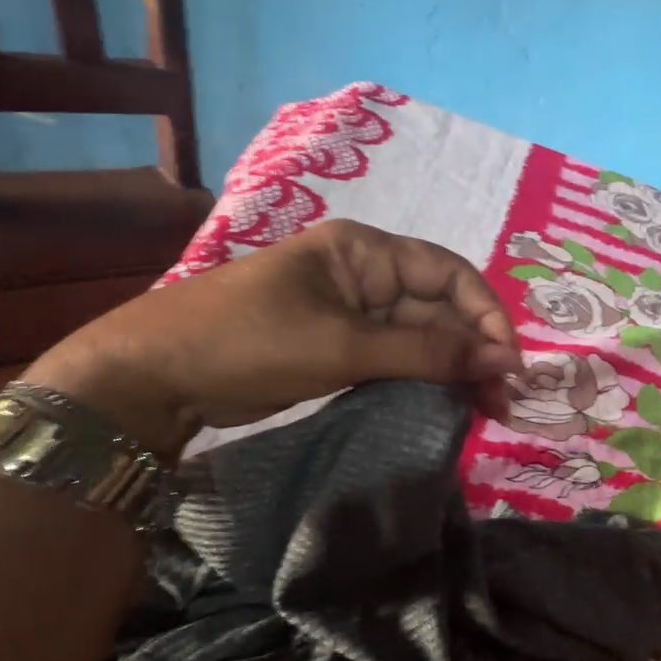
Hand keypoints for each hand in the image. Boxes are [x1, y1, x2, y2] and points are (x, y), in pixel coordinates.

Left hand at [24, 219, 522, 455]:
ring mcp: (356, 312)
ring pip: (428, 337)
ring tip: (487, 409)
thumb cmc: (248, 341)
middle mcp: (367, 275)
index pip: (452, 275)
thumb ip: (431, 351)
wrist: (151, 378)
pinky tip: (452, 403)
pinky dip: (430, 380)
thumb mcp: (346, 345)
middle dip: (477, 351)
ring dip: (459, 370)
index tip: (510, 364)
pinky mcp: (345, 347)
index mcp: (365, 251)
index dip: (489, 316)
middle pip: (444, 308)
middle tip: (504, 401)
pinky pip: (403, 358)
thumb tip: (506, 361)